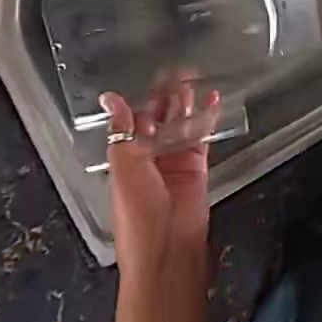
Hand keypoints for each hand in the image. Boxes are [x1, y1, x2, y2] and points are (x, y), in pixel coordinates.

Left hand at [101, 75, 218, 276]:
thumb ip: (122, 130)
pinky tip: (212, 100)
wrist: (167, 250)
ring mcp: (174, 161)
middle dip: (168, 97)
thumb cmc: (138, 212)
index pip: (135, 121)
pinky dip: (207, 118)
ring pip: (181, 125)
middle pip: (160, 120)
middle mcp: (150, 157)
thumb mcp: (124, 168)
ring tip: (195, 79)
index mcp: (126, 157)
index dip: (144, 99)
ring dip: (187, 104)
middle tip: (179, 71)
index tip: (154, 75)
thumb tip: (110, 98)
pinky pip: (201, 137)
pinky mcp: (197, 167)